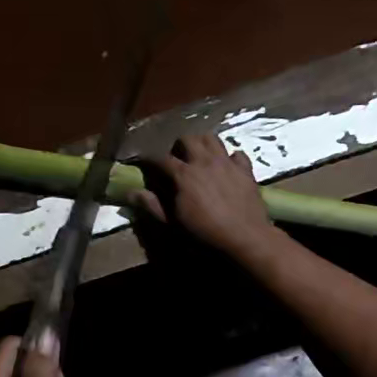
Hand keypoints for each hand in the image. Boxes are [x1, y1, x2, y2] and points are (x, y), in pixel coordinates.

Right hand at [133, 133, 279, 260]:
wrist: (245, 237)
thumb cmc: (205, 232)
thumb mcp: (173, 223)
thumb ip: (152, 205)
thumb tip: (130, 192)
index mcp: (184, 174)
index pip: (160, 159)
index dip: (149, 159)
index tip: (143, 163)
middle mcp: (204, 161)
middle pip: (188, 139)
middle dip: (178, 146)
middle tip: (177, 160)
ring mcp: (227, 162)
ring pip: (212, 139)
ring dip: (203, 145)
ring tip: (200, 158)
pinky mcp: (246, 169)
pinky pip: (237, 154)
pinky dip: (229, 158)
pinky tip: (227, 168)